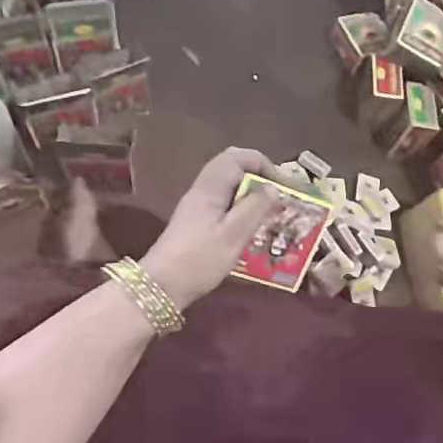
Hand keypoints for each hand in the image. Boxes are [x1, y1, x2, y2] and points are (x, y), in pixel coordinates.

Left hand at [140, 147, 279, 306]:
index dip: (262, 164)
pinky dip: (239, 211)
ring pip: (227, 189)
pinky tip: (249, 232)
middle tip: (277, 200)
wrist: (162, 285)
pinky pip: (222, 206)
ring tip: (268, 217)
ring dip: (250, 198)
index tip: (281, 186)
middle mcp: (201, 191)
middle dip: (258, 180)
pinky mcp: (195, 224)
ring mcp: (196, 208)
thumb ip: (255, 207)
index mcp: (210, 187)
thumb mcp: (234, 234)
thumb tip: (273, 188)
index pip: (237, 157)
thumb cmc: (200, 259)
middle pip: (232, 170)